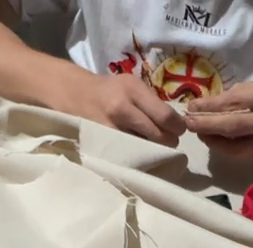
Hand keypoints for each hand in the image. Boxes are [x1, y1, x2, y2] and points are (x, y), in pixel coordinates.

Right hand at [58, 72, 187, 145]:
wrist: (73, 94)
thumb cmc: (107, 91)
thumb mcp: (130, 85)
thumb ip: (150, 102)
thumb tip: (175, 123)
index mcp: (133, 89)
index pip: (166, 116)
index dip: (177, 128)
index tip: (179, 131)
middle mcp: (122, 108)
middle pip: (158, 136)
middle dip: (169, 142)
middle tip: (169, 142)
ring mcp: (110, 129)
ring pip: (145, 149)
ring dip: (154, 151)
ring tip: (153, 147)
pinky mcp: (103, 144)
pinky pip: (129, 156)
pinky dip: (138, 157)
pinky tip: (138, 154)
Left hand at [183, 80, 252, 159]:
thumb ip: (238, 96)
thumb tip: (206, 105)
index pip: (236, 102)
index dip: (211, 106)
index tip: (191, 106)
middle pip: (234, 126)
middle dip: (207, 125)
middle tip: (188, 123)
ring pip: (235, 145)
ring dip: (212, 140)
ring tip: (198, 132)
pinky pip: (241, 155)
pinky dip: (224, 148)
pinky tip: (213, 141)